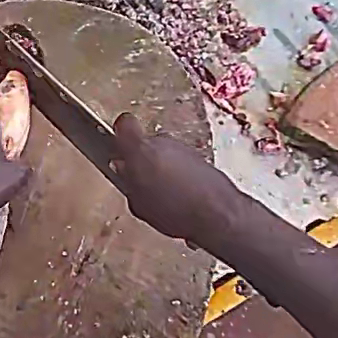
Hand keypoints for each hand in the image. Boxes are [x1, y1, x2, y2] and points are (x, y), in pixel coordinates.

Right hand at [109, 113, 246, 249]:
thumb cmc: (175, 210)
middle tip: (142, 184)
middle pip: (146, 143)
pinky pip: (182, 165)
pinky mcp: (201, 158)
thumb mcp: (139, 203)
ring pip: (165, 154)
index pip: (124, 123)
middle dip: (143, 160)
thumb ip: (128, 181)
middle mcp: (162, 142)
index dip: (120, 133)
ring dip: (163, 169)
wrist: (219, 213)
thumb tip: (123, 170)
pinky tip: (181, 201)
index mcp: (140, 149)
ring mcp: (184, 149)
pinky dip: (180, 177)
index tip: (119, 149)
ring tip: (165, 198)